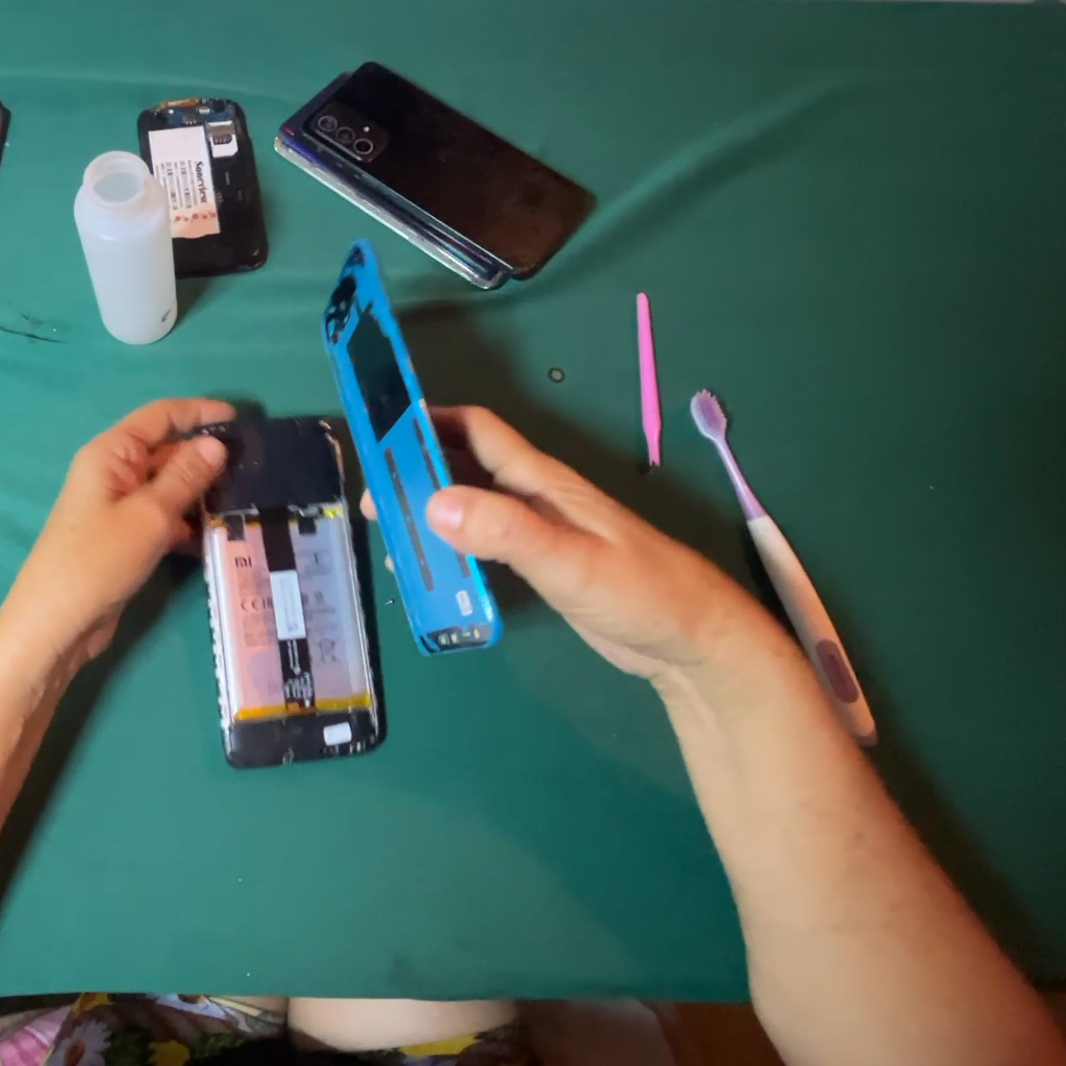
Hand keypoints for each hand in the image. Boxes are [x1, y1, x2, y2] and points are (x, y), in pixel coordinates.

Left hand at [1, 399, 232, 666]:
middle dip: (206, 458)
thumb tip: (216, 443)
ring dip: (201, 495)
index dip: (199, 413)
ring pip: (169, 488)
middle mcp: (114, 472)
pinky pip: (164, 518)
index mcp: (112, 452)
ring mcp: (119, 506)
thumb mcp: (151, 514)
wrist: (58, 623)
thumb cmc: (100, 559)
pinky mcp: (126, 537)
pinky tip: (216, 537)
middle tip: (254, 471)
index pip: (161, 416)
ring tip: (244, 503)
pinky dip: (187, 524)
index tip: (240, 419)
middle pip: (167, 452)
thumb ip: (186, 476)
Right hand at [363, 406, 776, 684]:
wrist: (691, 643)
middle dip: (413, 475)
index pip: (476, 430)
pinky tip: (430, 575)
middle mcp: (530, 498)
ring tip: (391, 543)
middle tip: (374, 506)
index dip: (429, 422)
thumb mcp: (569, 559)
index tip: (382, 435)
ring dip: (426, 516)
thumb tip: (433, 502)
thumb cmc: (640, 590)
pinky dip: (447, 551)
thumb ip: (505, 530)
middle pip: (461, 468)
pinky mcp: (535, 566)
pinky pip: (478, 546)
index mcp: (539, 481)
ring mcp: (533, 532)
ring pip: (466, 509)